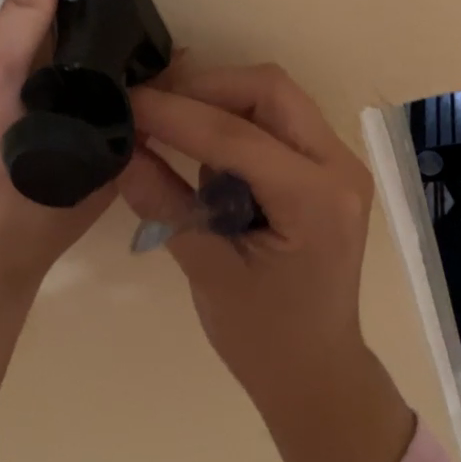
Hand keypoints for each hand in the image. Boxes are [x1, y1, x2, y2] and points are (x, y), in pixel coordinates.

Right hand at [118, 65, 416, 461]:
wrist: (317, 372)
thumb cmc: (264, 338)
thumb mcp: (208, 273)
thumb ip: (166, 206)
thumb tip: (121, 151)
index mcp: (317, 200)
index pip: (237, 135)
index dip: (176, 113)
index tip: (128, 101)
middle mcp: (340, 167)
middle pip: (270, 89)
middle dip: (206, 88)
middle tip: (152, 106)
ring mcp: (339, 163)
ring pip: (275, 96)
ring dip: (220, 99)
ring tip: (169, 123)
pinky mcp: (326, 167)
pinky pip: (279, 119)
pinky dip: (236, 119)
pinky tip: (202, 145)